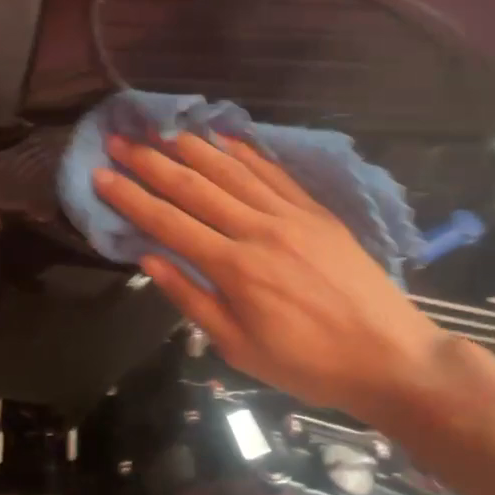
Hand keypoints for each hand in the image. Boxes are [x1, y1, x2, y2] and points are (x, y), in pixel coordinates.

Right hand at [95, 133, 460, 421]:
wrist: (394, 360)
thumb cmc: (310, 365)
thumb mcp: (240, 350)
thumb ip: (192, 300)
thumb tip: (149, 258)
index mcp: (234, 268)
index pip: (168, 222)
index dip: (130, 197)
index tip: (100, 174)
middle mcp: (257, 231)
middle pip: (193, 187)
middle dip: (150, 162)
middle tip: (118, 140)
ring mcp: (290, 216)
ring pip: (230, 171)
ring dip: (191, 147)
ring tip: (160, 129)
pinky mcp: (316, 212)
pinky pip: (273, 173)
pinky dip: (244, 152)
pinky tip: (222, 138)